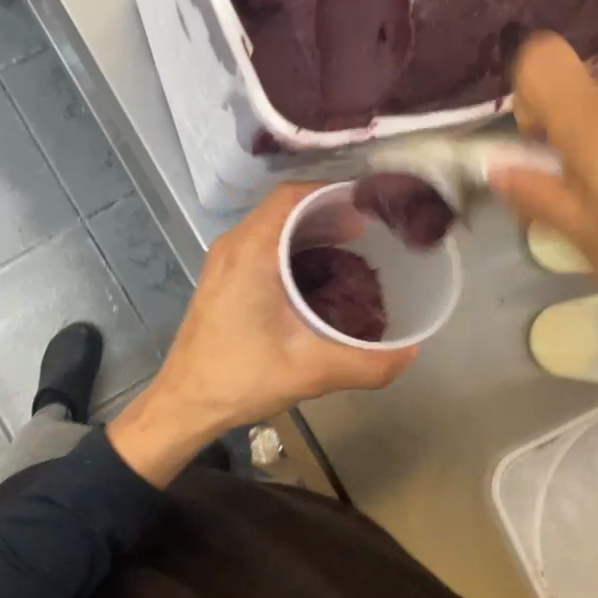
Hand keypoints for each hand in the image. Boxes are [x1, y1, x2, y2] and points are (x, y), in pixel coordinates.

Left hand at [109, 184, 418, 483]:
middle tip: (371, 230)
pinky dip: (290, 250)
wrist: (185, 404)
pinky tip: (316, 277)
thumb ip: (368, 363)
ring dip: (309, 231)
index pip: (293, 195)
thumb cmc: (241, 378)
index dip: (334, 192)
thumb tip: (412, 355)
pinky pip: (260, 248)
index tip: (370, 206)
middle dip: (328, 212)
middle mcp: (233, 247)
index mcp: (251, 251)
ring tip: (352, 247)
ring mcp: (222, 264)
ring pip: (271, 228)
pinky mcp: (220, 283)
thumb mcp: (312, 371)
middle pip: (284, 208)